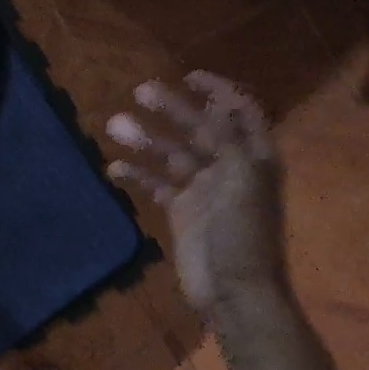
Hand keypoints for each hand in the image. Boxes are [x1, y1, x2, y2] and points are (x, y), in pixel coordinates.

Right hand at [107, 72, 286, 312]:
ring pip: (172, 154)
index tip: (189, 76)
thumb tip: (218, 102)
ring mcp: (203, 190)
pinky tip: (114, 168)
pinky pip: (157, 185)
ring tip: (115, 125)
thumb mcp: (243, 179)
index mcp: (254, 157)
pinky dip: (138, 175)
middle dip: (173, 108)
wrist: (235, 293)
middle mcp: (230, 167)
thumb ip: (229, 139)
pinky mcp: (181, 213)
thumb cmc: (245, 234)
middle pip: (200, 128)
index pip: (240, 111)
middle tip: (141, 91)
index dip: (219, 91)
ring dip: (147, 139)